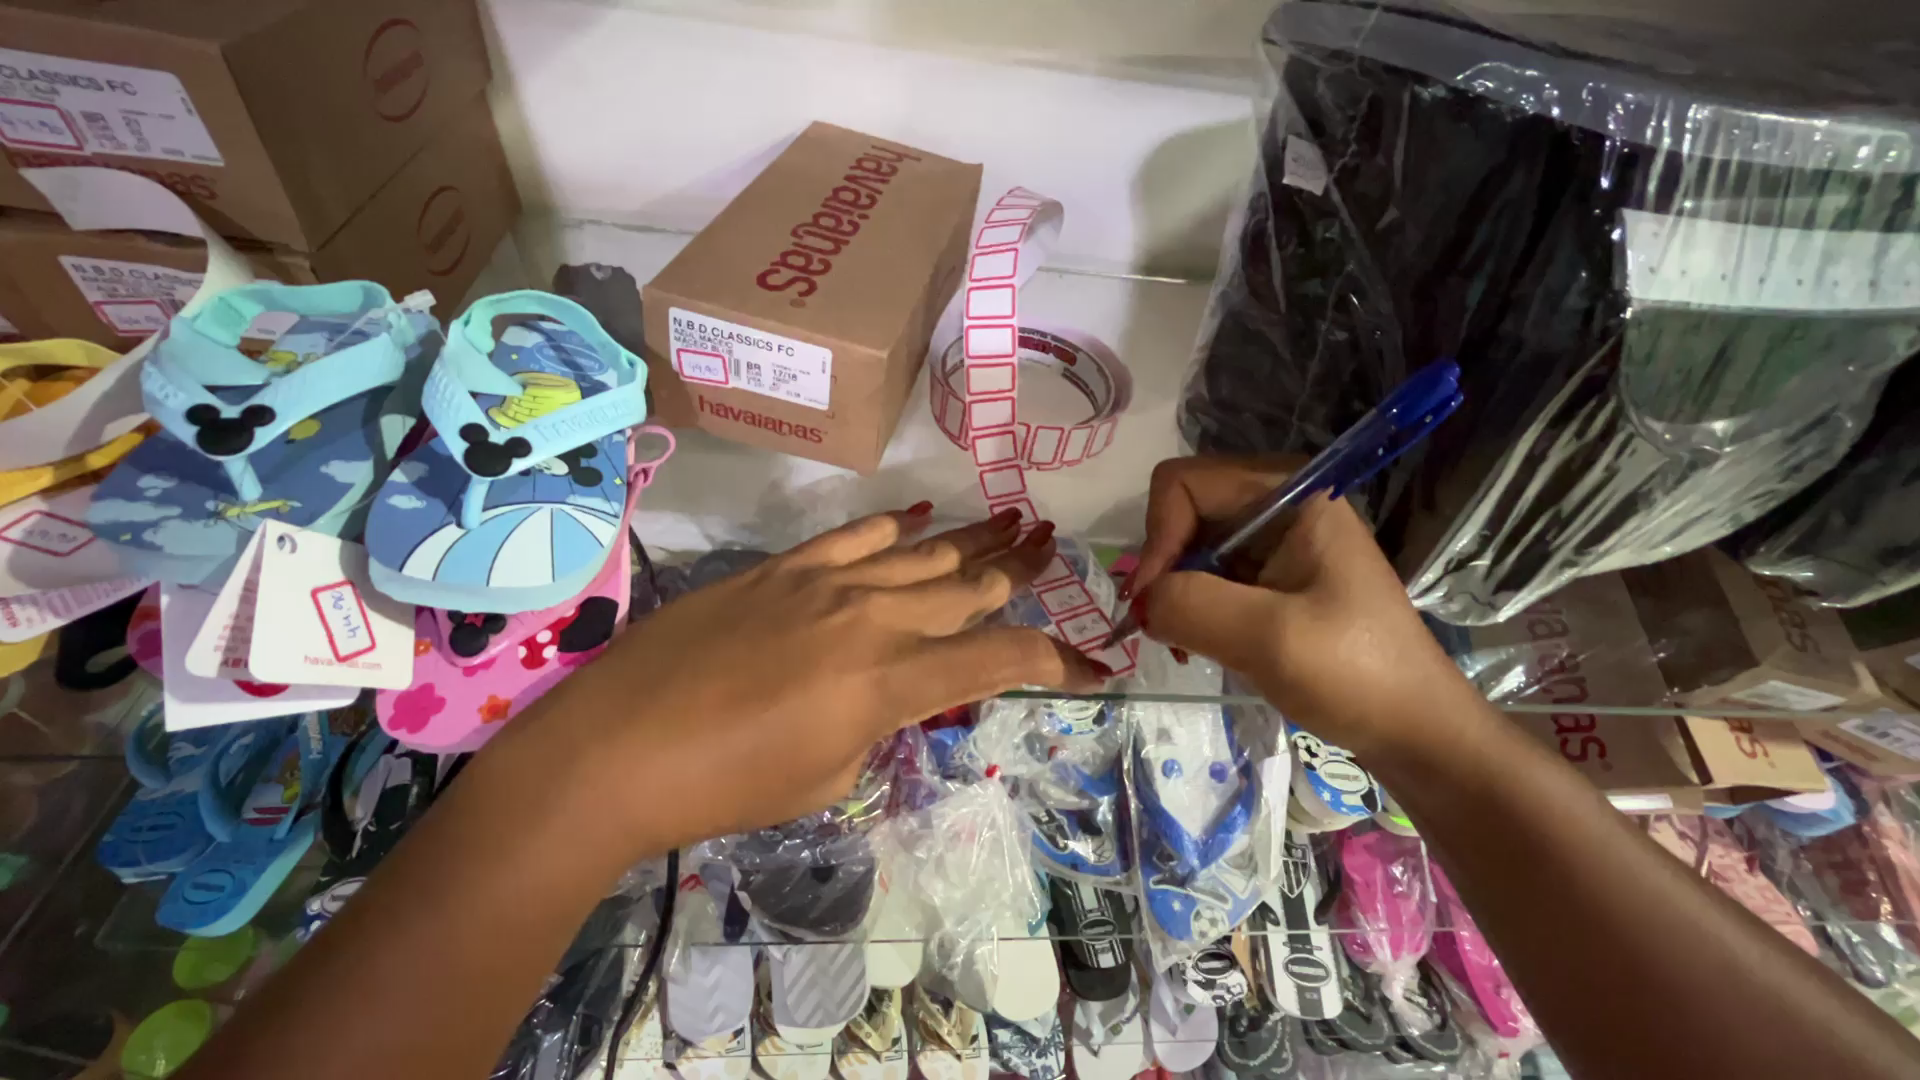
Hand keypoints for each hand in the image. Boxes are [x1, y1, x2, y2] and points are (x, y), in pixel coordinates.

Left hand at [503, 507, 1108, 855]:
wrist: (617, 748)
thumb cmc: (727, 786)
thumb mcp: (829, 774)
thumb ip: (877, 722)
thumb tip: (890, 690)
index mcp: (890, 683)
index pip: (998, 660)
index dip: (1055, 661)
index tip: (1093, 663)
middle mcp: (871, 618)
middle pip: (968, 587)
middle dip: (1020, 571)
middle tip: (1053, 551)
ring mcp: (825, 582)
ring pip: (921, 554)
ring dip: (973, 540)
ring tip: (1014, 521)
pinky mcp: (781, 566)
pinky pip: (854, 534)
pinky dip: (895, 527)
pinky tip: (922, 517)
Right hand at [1126, 456, 1477, 758]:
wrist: (1413, 729)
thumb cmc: (1354, 675)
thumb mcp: (1269, 637)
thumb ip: (1191, 605)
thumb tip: (1139, 603)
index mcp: (1290, 494)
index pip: (1183, 485)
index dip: (1157, 537)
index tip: (1152, 601)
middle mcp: (1279, 504)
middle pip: (1181, 513)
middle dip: (1165, 569)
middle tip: (1164, 628)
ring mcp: (1275, 541)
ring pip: (1189, 548)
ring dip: (1175, 595)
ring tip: (1185, 644)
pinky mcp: (1271, 576)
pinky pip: (1207, 576)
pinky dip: (1191, 609)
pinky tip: (1201, 644)